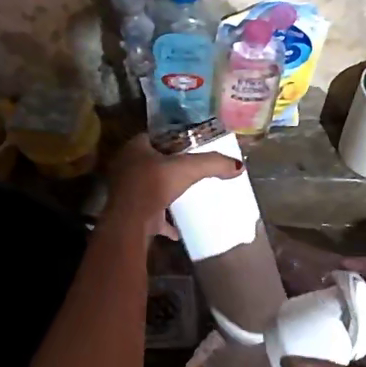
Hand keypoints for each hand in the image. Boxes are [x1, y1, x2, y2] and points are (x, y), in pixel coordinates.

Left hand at [103, 134, 242, 239]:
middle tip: (192, 172)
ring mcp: (127, 192)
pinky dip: (165, 221)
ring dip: (166, 194)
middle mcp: (127, 167)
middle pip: (153, 164)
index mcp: (135, 148)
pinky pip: (152, 215)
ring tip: (187, 195)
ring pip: (150, 189)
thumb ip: (213, 164)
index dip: (172, 140)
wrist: (130, 221)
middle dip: (171, 168)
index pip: (154, 137)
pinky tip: (179, 228)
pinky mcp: (131, 214)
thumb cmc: (154, 185)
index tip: (190, 147)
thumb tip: (238, 166)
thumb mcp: (188, 169)